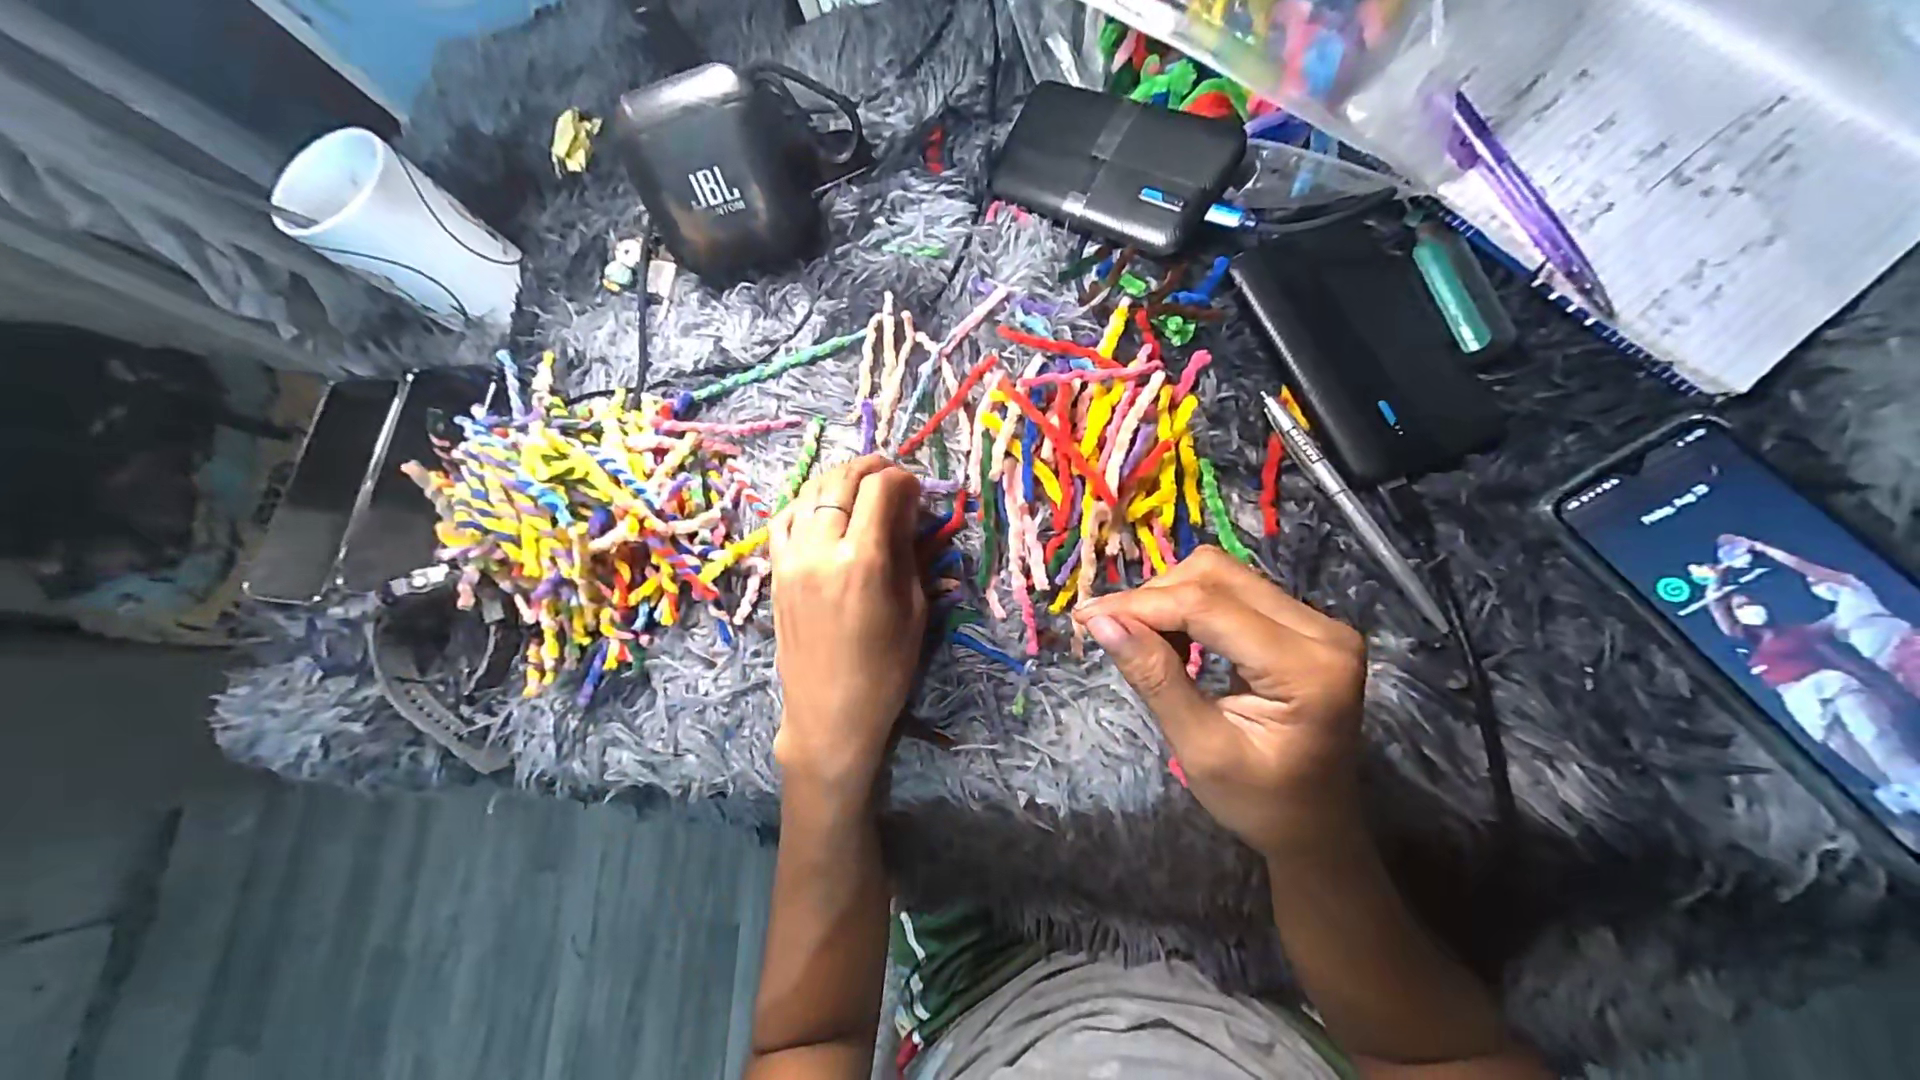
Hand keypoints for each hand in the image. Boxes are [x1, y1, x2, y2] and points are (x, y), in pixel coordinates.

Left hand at [769, 456, 927, 795]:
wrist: (829, 712)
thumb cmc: (885, 668)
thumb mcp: (912, 607)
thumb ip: (906, 549)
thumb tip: (907, 506)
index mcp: (863, 560)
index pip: (880, 488)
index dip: (902, 477)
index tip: (915, 486)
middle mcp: (821, 549)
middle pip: (842, 480)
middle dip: (871, 467)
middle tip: (891, 474)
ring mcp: (791, 558)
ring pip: (811, 492)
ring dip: (839, 478)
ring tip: (860, 483)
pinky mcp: (776, 571)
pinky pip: (784, 518)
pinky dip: (806, 502)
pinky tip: (822, 507)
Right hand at [1073, 547, 1367, 857]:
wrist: (1318, 827)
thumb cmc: (1261, 803)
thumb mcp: (1201, 749)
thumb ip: (1155, 678)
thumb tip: (1101, 622)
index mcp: (1307, 668)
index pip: (1208, 606)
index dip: (1141, 605)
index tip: (1087, 617)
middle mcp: (1322, 630)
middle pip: (1217, 575)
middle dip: (1154, 596)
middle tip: (1112, 629)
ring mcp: (1318, 623)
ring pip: (1223, 574)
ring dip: (1170, 596)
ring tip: (1140, 635)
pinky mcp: (1304, 624)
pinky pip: (1236, 590)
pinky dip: (1191, 604)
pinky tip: (1171, 635)